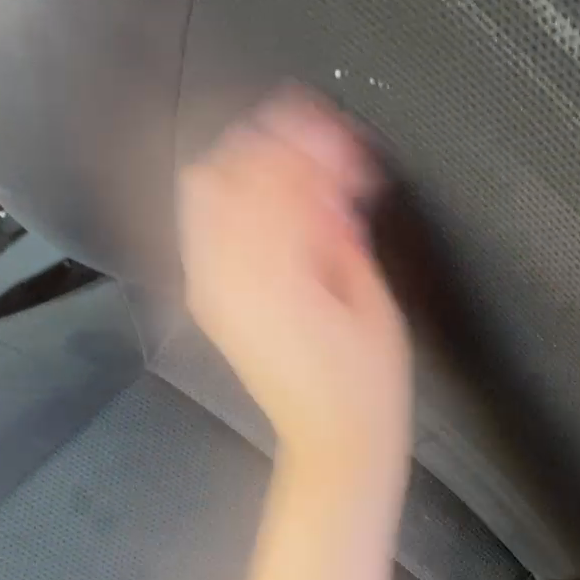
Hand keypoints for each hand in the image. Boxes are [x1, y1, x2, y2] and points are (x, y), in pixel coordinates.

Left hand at [178, 91, 411, 487]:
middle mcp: (227, 275)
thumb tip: (332, 188)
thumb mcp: (373, 305)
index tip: (343, 136)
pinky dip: (237, 201)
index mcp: (274, 275)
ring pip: (206, 191)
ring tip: (295, 169)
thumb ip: (343, 237)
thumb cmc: (365, 390)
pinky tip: (273, 207)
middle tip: (318, 141)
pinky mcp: (213, 300)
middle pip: (227, 171)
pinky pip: (206, 226)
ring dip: (249, 167)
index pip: (278, 177)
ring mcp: (212, 287)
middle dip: (272, 143)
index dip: (312, 143)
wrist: (334, 443)